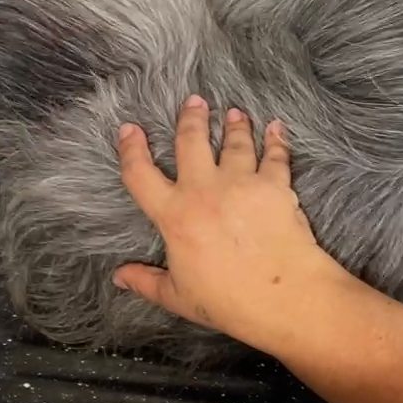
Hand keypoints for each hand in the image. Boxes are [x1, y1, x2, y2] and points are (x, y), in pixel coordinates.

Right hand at [114, 95, 357, 352]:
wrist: (282, 295)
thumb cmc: (228, 301)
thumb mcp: (177, 296)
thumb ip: (146, 281)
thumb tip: (120, 276)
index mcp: (175, 216)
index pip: (141, 174)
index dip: (131, 149)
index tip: (129, 129)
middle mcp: (205, 190)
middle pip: (191, 142)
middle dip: (190, 118)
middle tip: (193, 101)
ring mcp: (242, 184)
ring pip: (235, 143)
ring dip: (234, 125)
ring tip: (234, 113)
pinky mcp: (275, 186)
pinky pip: (275, 156)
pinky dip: (276, 139)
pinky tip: (276, 128)